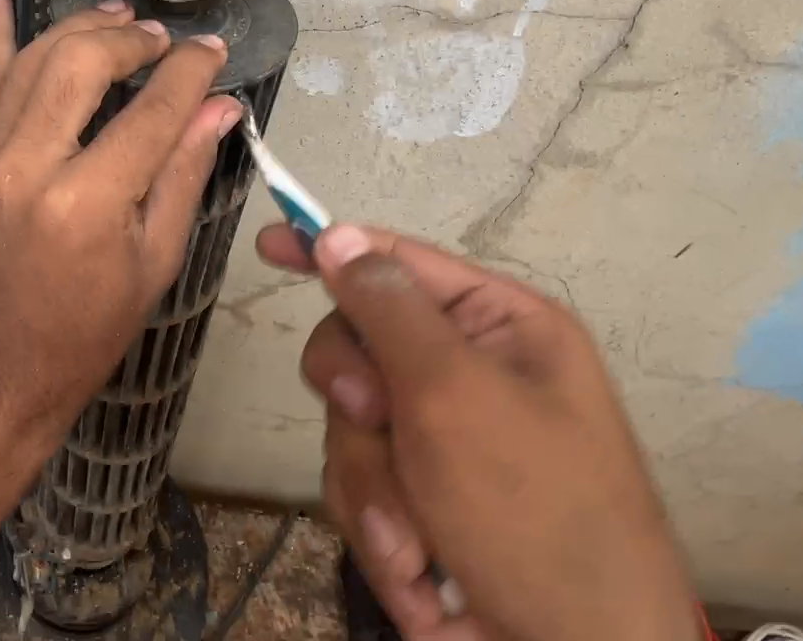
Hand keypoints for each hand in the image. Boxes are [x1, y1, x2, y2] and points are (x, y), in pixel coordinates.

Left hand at [0, 0, 242, 450]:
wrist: (0, 366)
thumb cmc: (88, 329)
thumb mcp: (156, 261)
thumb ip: (183, 174)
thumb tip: (219, 108)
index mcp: (88, 203)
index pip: (150, 112)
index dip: (189, 73)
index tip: (213, 51)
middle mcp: (30, 166)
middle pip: (81, 65)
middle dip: (131, 40)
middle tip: (164, 41)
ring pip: (34, 63)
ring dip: (79, 30)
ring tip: (118, 18)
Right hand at [260, 223, 700, 640]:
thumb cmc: (534, 514)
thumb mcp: (455, 395)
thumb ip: (387, 309)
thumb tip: (337, 234)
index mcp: (499, 329)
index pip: (396, 264)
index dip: (330, 250)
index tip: (268, 244)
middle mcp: (466, 373)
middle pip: (356, 342)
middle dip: (355, 394)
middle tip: (373, 417)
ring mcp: (437, 437)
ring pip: (346, 419)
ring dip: (371, 479)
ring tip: (415, 535)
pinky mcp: (413, 494)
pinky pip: (354, 477)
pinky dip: (376, 520)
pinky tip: (419, 566)